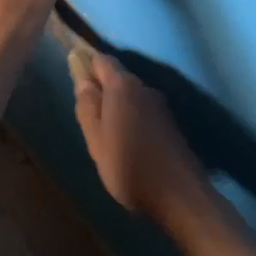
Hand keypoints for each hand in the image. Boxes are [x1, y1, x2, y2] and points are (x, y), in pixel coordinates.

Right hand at [71, 52, 205, 219]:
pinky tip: (129, 141)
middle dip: (102, 88)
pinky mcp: (171, 124)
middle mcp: (143, 88)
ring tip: (107, 132)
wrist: (180, 195)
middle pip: (118, 77)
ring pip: (132, 96)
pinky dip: (133, 118)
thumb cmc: (129, 166)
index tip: (75, 79)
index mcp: (122, 87)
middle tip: (88, 113)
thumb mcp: (96, 140)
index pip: (101, 60)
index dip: (86, 65)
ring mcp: (161, 106)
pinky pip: (145, 111)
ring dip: (118, 106)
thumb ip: (87, 107)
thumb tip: (82, 80)